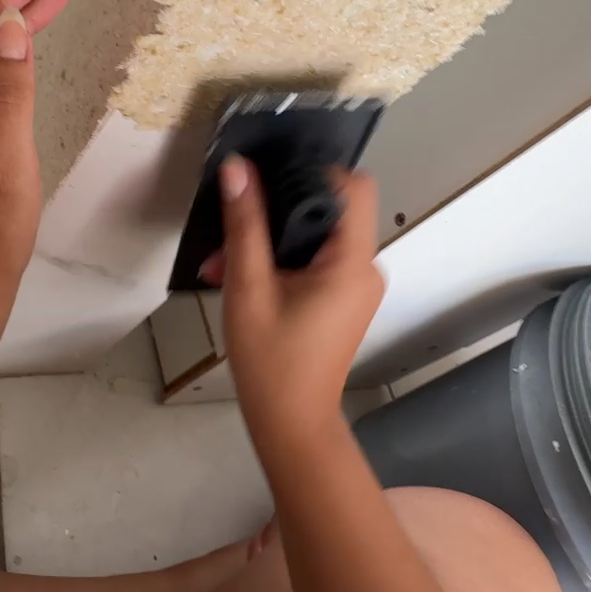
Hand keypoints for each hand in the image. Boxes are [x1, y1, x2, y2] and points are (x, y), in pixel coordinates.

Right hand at [216, 157, 385, 439]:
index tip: (272, 179)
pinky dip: (281, 261)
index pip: (354, 186)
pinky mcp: (344, 299)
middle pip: (331, 209)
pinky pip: (316, 260)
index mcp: (352, 262)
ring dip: (271, 241)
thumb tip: (237, 168)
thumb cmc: (271, 359)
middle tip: (235, 227)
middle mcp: (365, 268)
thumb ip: (244, 223)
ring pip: (317, 236)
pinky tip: (243, 279)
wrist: (290, 423)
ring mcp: (357, 286)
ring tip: (225, 262)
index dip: (316, 172)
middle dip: (279, 211)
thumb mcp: (248, 286)